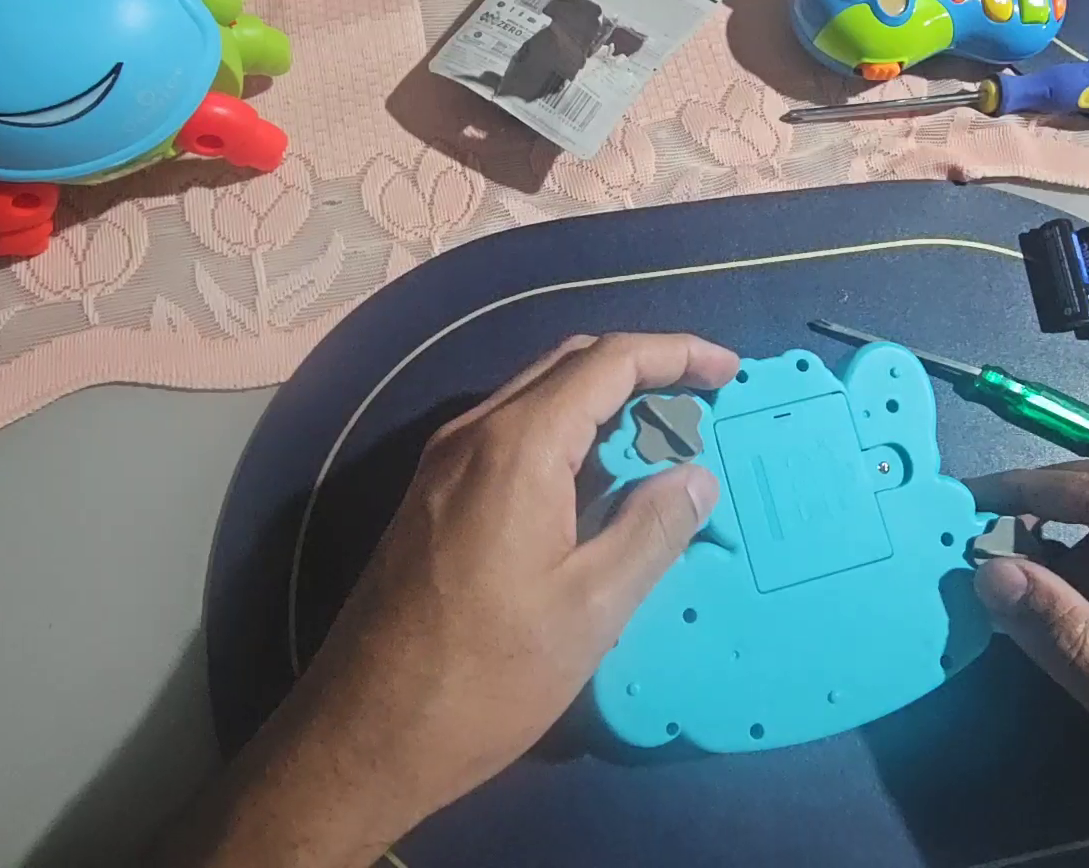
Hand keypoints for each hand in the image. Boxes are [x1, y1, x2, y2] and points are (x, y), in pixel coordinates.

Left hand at [153, 333, 738, 867]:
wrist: (361, 736)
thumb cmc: (484, 676)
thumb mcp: (590, 610)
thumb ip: (651, 530)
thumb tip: (695, 477)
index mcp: (517, 445)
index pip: (609, 362)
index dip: (675, 353)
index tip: (726, 370)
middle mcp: (474, 432)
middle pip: (571, 363)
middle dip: (643, 367)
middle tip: (701, 398)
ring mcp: (446, 459)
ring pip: (540, 394)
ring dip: (604, 399)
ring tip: (661, 435)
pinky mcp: (435, 491)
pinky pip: (514, 431)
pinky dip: (569, 430)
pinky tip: (597, 474)